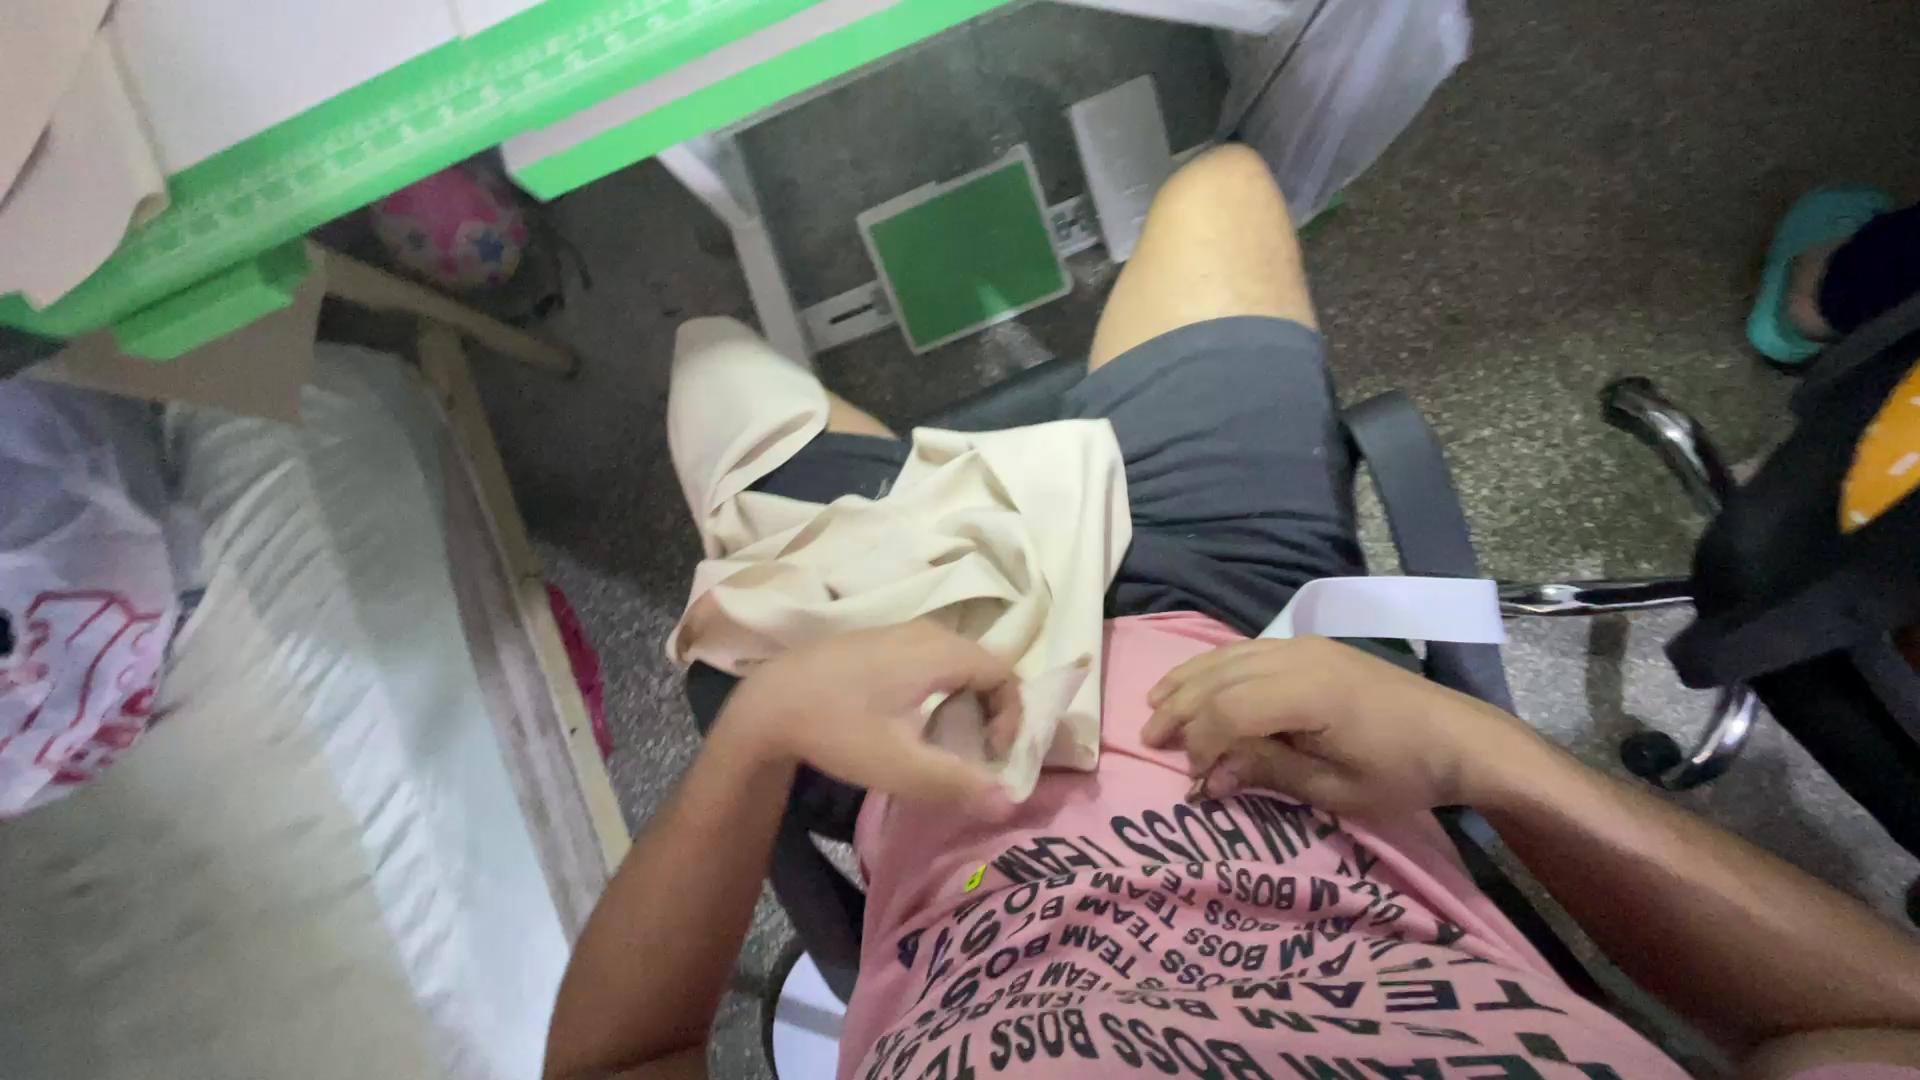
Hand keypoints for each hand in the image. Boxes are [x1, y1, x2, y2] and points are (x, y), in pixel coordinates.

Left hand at [715, 621, 1022, 817]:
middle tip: (974, 753)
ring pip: (955, 663)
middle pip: (982, 666)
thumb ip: (957, 783)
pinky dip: (938, 690)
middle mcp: (926, 632)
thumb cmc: (837, 728)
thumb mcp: (898, 765)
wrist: (766, 701)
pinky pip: (929, 660)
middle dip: (990, 711)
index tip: (992, 754)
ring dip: (963, 702)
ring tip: (942, 742)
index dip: (1011, 716)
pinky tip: (909, 722)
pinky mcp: (878, 641)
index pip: (1004, 673)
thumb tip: (1007, 801)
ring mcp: (899, 632)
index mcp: (939, 652)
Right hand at [1141, 637, 1548, 817]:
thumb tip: (1206, 779)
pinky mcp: (1305, 646)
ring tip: (1153, 705)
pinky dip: (1209, 666)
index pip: (1230, 708)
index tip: (1193, 777)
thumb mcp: (1336, 790)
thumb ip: (1266, 773)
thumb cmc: (1402, 773)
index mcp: (1309, 693)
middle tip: (1149, 739)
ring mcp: (1300, 645)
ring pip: (1224, 657)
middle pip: (1218, 678)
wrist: (1460, 737)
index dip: (1201, 740)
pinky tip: (1191, 679)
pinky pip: (1242, 650)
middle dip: (1180, 709)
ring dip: (1185, 682)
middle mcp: (1297, 657)